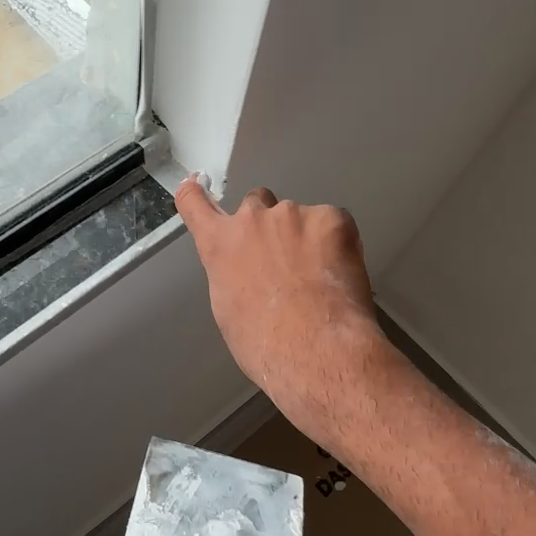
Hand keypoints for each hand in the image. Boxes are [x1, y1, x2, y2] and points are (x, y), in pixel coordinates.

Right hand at [175, 176, 387, 426]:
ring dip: (306, 237)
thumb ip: (232, 274)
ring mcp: (293, 214)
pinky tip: (340, 275)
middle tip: (285, 260)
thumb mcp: (229, 309)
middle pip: (256, 203)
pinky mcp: (332, 218)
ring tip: (319, 278)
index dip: (195, 193)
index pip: (195, 204)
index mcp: (220, 245)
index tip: (196, 184)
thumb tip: (247, 270)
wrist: (316, 350)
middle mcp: (252, 219)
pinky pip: (334, 223)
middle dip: (268, 225)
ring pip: (299, 216)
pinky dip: (338, 243)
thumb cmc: (264, 344)